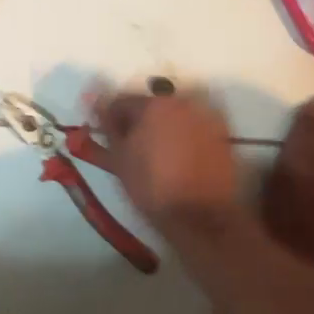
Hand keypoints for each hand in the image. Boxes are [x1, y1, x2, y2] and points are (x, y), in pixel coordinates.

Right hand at [92, 86, 241, 238]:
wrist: (200, 218)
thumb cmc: (151, 188)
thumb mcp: (119, 158)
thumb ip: (105, 124)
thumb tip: (91, 95)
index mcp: (152, 104)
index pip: (119, 101)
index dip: (110, 122)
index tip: (108, 141)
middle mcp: (182, 101)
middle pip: (149, 105)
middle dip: (138, 122)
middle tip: (132, 148)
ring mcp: (206, 116)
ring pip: (173, 114)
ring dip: (161, 127)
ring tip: (156, 154)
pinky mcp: (223, 134)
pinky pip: (194, 126)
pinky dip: (184, 135)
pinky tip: (179, 157)